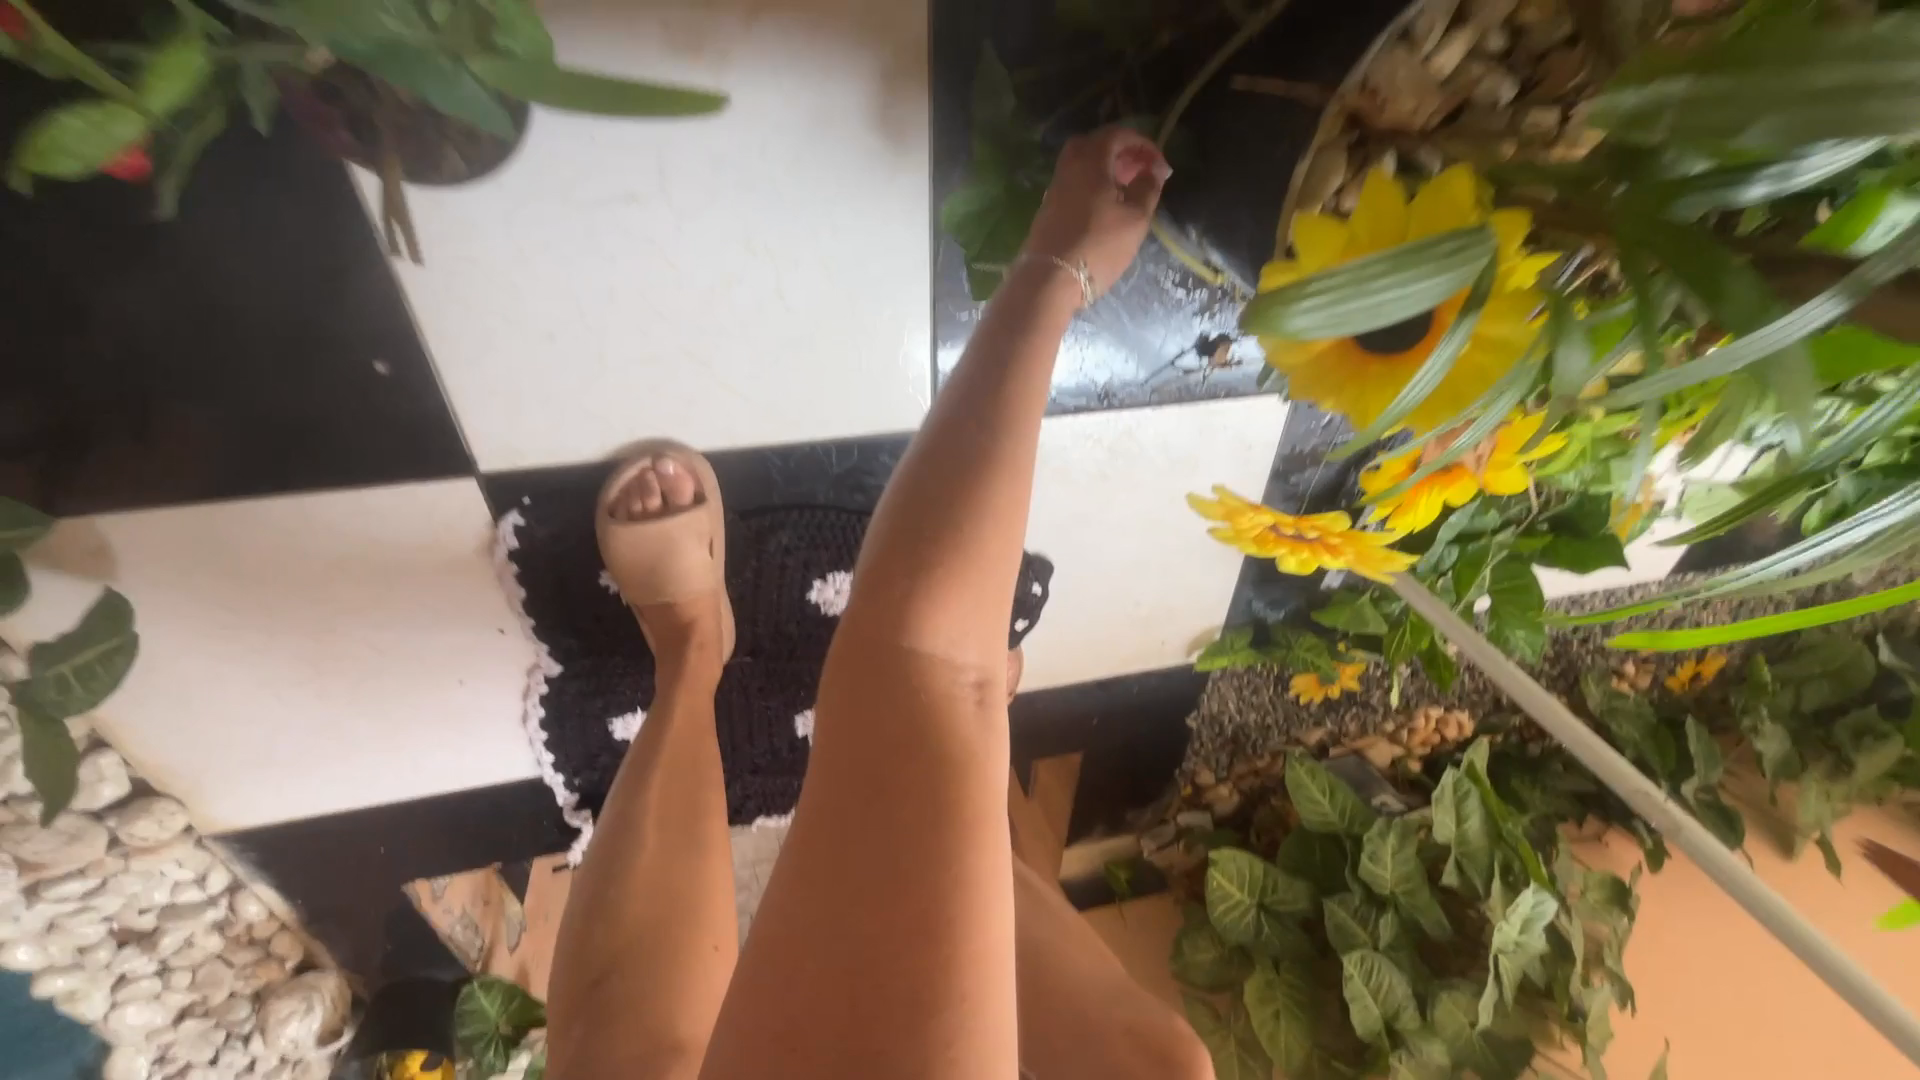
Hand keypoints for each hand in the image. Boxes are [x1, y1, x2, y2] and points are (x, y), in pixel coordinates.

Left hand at [1021, 126, 1170, 299]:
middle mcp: (1068, 166)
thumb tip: (1152, 171)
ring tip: (1127, 194)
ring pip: (1083, 166)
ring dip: (1107, 172)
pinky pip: (1074, 186)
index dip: (1144, 146)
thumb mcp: (1135, 218)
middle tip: (1141, 175)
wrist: (1049, 281)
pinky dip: (1092, 187)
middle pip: (1097, 146)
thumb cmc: (1098, 247)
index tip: (1160, 168)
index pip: (1119, 134)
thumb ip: (1147, 188)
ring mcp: (1054, 188)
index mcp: (1090, 159)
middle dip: (1123, 155)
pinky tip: (1105, 209)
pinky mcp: (1048, 210)